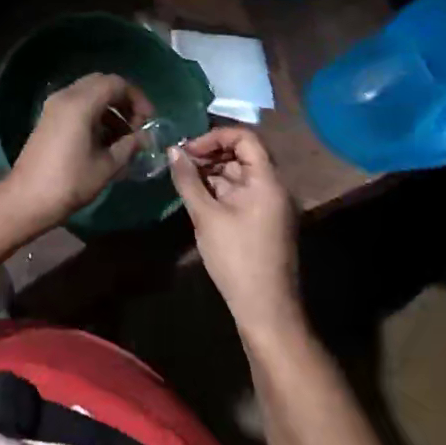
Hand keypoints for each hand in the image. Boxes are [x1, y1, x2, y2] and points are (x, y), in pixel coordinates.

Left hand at [2, 74, 152, 229]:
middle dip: (123, 100)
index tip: (148, 120)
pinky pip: (76, 105)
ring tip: (124, 139)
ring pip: (88, 94)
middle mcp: (64, 97)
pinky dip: (93, 114)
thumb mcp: (107, 166)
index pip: (114, 83)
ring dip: (109, 109)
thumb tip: (145, 137)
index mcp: (79, 103)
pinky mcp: (48, 118)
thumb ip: (129, 146)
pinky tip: (104, 140)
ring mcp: (53, 106)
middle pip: (100, 83)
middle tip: (136, 126)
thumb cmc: (70, 182)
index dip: (136, 97)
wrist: (28, 197)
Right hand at [169, 127, 301, 333]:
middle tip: (179, 161)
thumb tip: (172, 150)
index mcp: (267, 182)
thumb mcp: (205, 215)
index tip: (188, 150)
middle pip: (242, 154)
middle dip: (209, 152)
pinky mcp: (262, 219)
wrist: (265, 308)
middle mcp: (273, 188)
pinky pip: (240, 191)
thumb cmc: (236, 257)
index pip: (245, 138)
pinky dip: (218, 187)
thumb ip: (187, 179)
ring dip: (211, 170)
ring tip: (182, 176)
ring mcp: (269, 205)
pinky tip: (195, 194)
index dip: (215, 136)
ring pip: (239, 173)